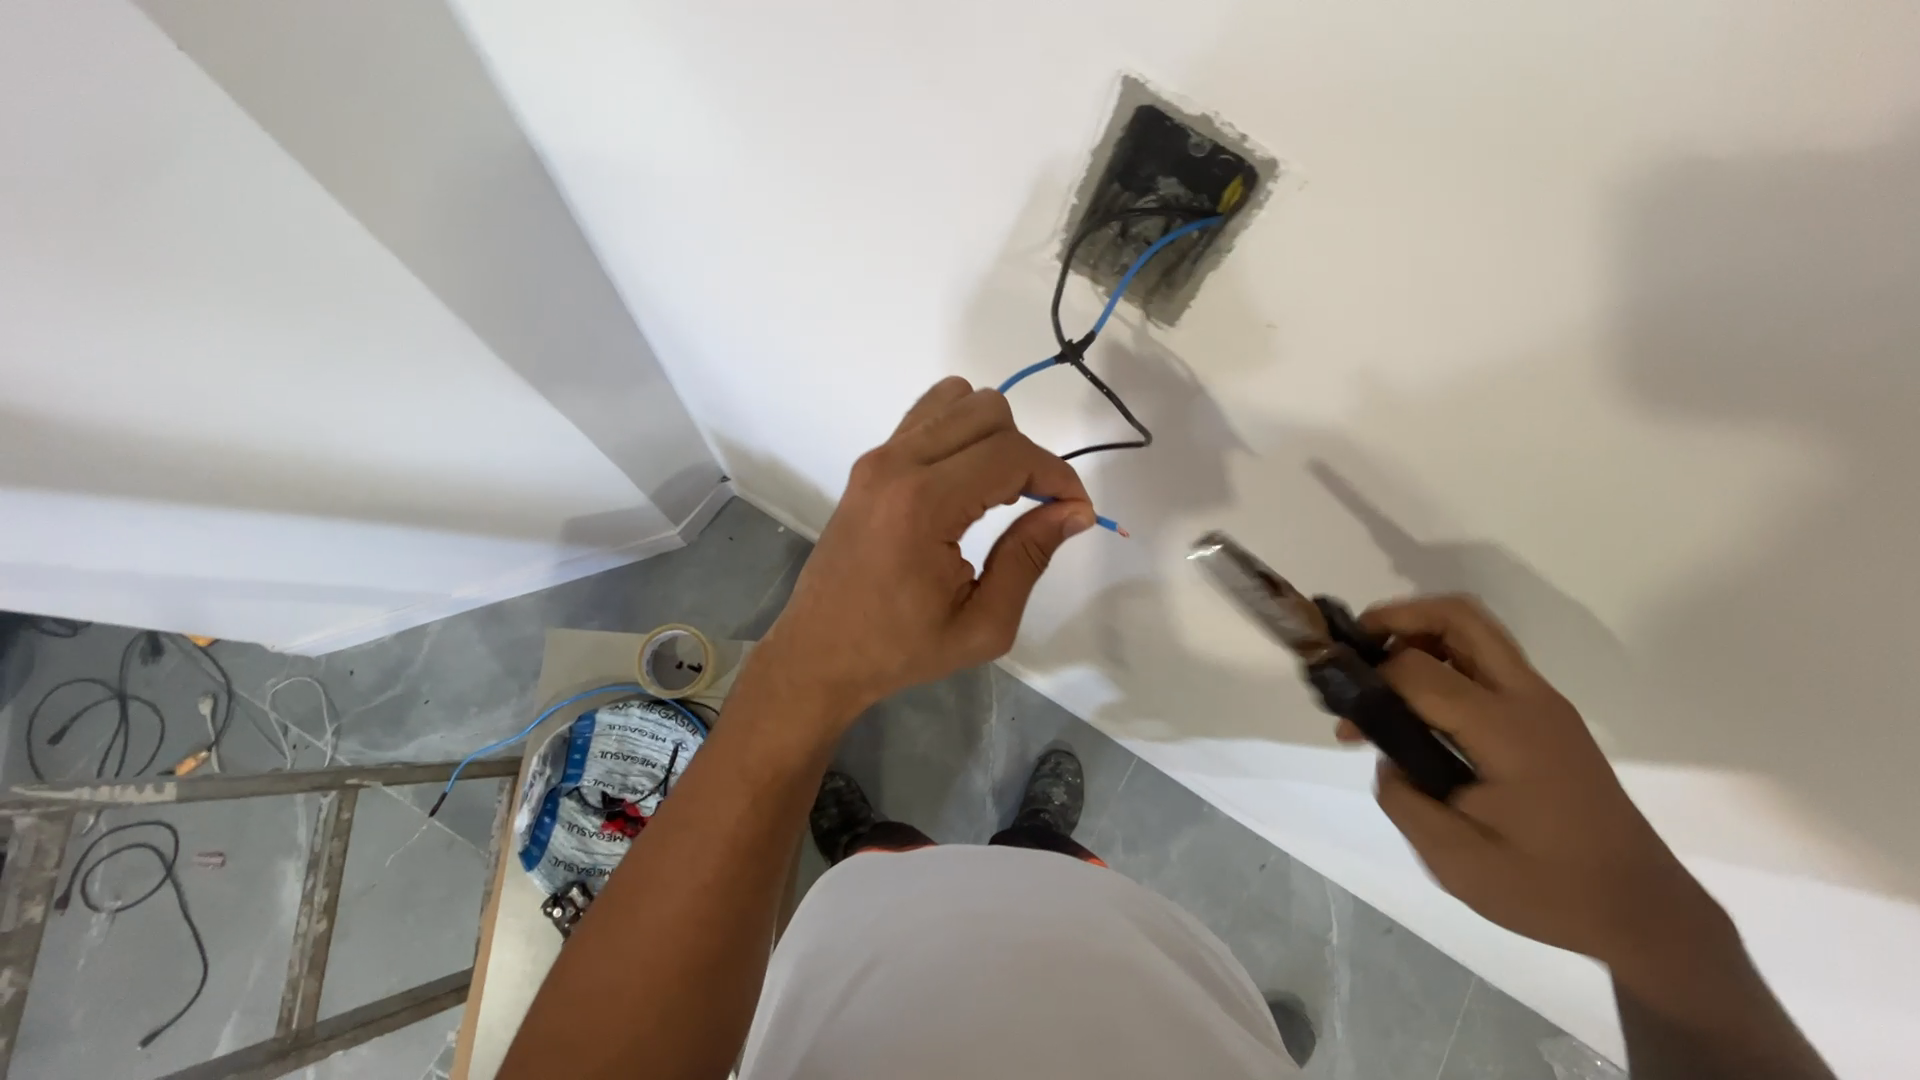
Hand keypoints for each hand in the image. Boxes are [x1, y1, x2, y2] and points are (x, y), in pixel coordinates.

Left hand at [758, 377, 1095, 721]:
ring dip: (992, 435)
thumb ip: (1029, 559)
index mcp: (923, 505)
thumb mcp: (982, 625)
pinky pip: (927, 416)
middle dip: (1026, 453)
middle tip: (1036, 505)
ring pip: (956, 400)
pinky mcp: (869, 464)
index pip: (1010, 454)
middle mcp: (896, 465)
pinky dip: (960, 433)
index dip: (1057, 475)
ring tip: (997, 490)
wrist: (820, 652)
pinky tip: (966, 481)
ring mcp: (877, 458)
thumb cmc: (900, 649)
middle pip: (987, 411)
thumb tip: (1074, 511)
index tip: (1075, 510)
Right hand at [1343, 596, 1733, 978]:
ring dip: (1419, 637)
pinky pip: (1486, 664)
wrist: (1642, 911)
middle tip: (1354, 648)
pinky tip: (1414, 707)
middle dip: (1398, 617)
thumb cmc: (1548, 889)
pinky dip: (1440, 662)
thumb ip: (1403, 798)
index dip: (1369, 677)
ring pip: (1475, 634)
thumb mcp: (1455, 858)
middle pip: (1459, 618)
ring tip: (1376, 677)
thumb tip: (1389, 759)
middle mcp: (1528, 701)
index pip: (1418, 669)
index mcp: (1506, 731)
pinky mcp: (1546, 720)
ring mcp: (1543, 706)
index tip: (1339, 706)